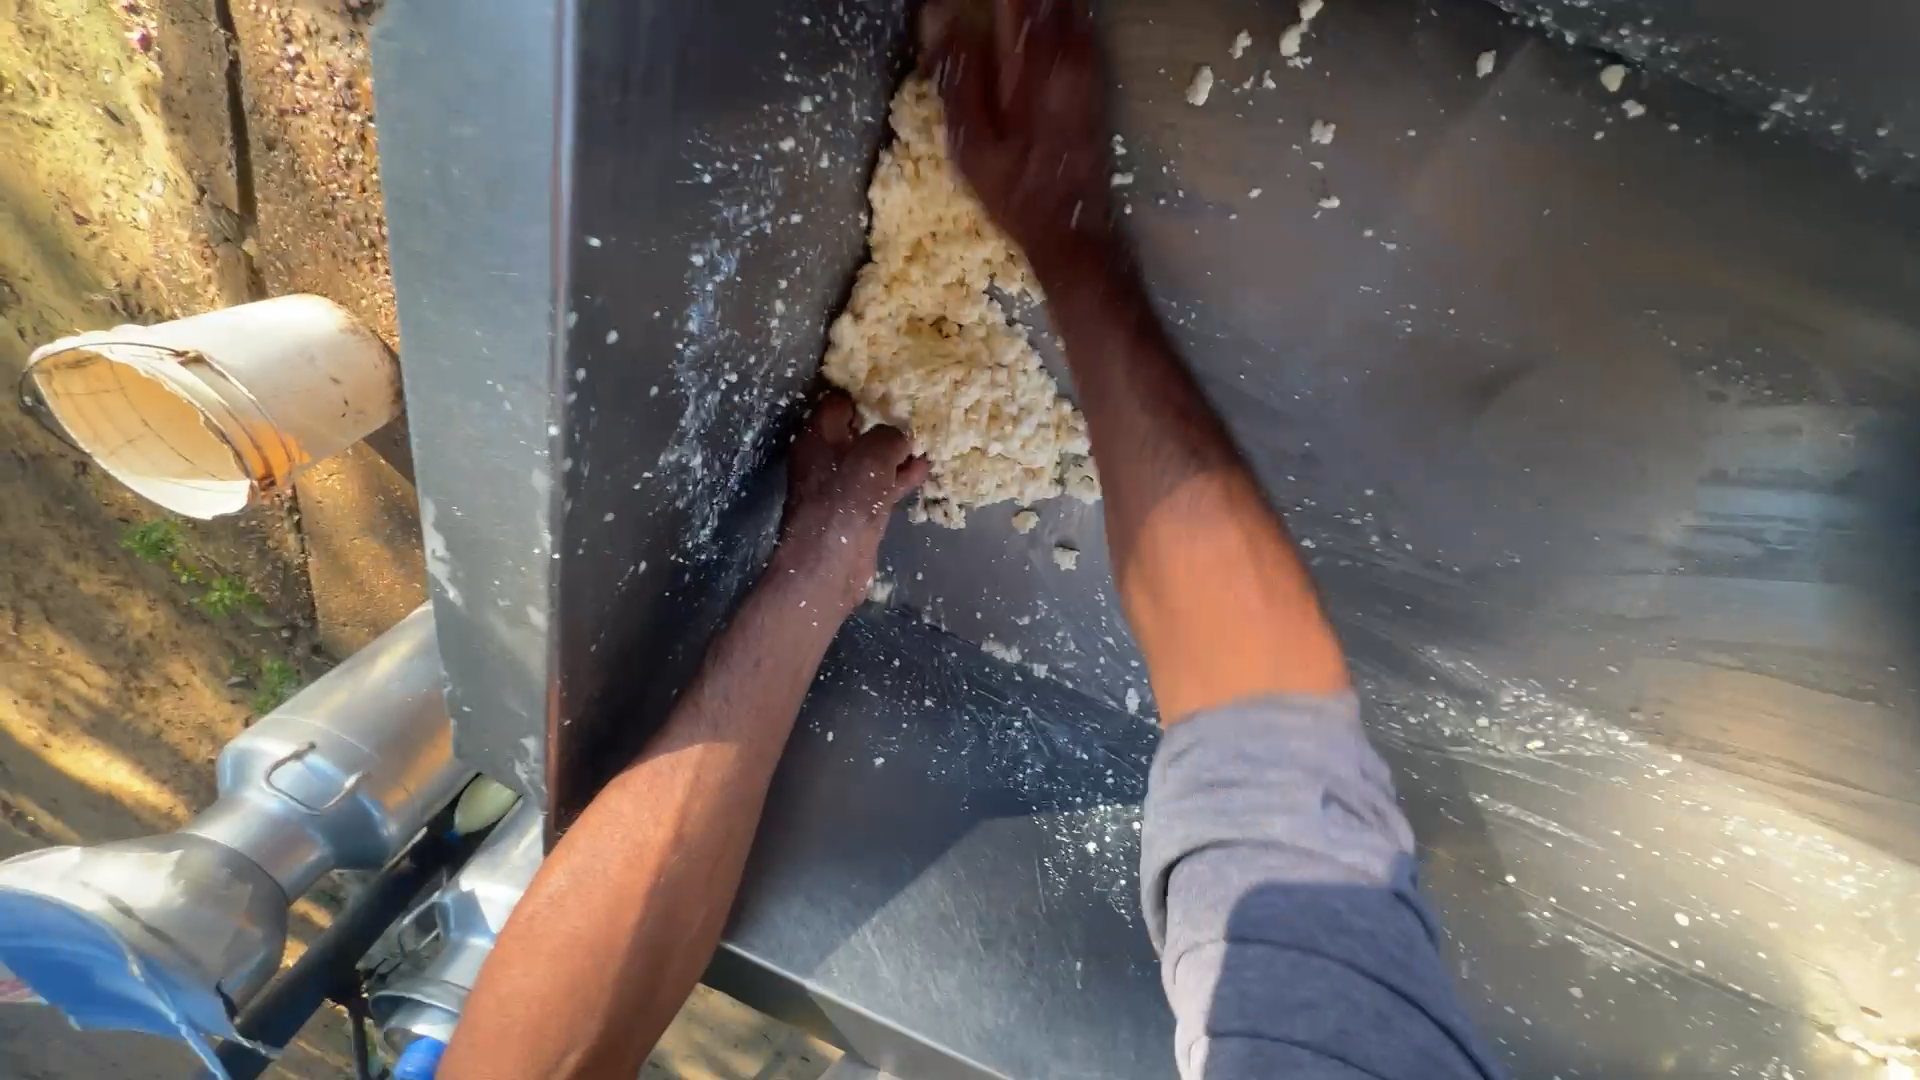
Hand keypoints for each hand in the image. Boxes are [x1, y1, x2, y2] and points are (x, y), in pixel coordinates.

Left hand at [772, 392, 928, 616]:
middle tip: (917, 409)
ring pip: (874, 459)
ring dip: (899, 451)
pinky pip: (883, 484)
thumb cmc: (844, 503)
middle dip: (887, 421)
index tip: (894, 385)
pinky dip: (902, 476)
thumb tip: (903, 436)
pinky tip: (925, 468)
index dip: (865, 392)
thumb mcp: (873, 457)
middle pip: (859, 430)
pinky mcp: (858, 510)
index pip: (839, 402)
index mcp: (817, 437)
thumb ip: (890, 437)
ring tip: (929, 437)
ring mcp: (842, 486)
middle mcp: (826, 458)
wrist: (829, 567)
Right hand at [922, 0, 1118, 283]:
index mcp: (1035, 61)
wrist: (1072, 232)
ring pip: (1062, 2)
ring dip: (1027, 5)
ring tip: (996, 17)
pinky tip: (1022, 34)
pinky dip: (1048, 14)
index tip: (956, 1)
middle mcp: (1070, 50)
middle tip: (974, 9)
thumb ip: (957, 78)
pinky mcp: (1093, 75)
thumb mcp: (972, 148)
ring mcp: (1087, 61)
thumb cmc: (1016, 197)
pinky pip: (1074, 19)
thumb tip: (938, 13)